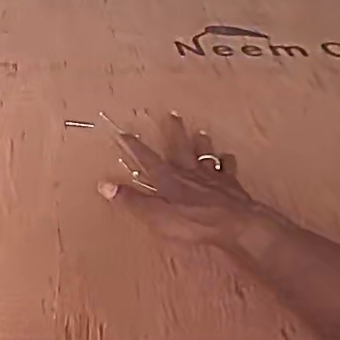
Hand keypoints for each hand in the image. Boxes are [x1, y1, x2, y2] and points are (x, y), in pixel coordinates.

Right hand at [97, 114, 275, 249]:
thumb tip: (104, 185)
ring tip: (200, 133)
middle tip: (173, 115)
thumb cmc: (193, 221)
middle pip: (180, 147)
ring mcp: (211, 177)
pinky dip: (226, 161)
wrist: (236, 224)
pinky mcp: (230, 186)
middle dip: (174, 132)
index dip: (135, 147)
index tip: (125, 134)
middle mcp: (189, 172)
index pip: (147, 159)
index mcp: (169, 179)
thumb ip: (131, 200)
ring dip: (201, 144)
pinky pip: (227, 168)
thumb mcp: (155, 214)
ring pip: (205, 154)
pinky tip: (227, 159)